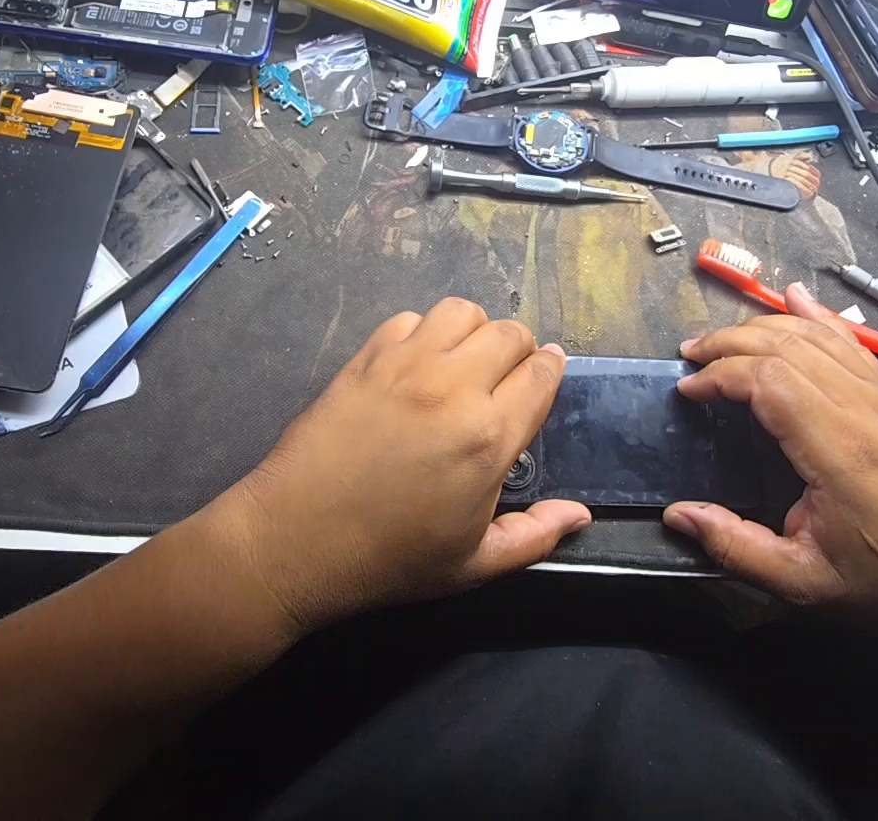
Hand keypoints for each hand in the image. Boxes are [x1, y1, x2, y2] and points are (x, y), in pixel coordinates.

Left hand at [213, 298, 590, 634]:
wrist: (296, 540)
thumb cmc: (390, 559)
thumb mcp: (473, 564)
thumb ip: (535, 535)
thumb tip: (580, 512)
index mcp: (489, 438)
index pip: (541, 373)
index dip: (550, 368)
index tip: (545, 373)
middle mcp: (454, 388)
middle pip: (508, 333)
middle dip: (518, 349)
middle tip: (503, 378)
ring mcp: (406, 365)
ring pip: (461, 312)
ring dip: (473, 331)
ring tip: (462, 362)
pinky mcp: (366, 357)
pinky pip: (409, 319)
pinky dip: (423, 333)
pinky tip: (415, 366)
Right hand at [664, 283, 877, 663]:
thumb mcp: (805, 583)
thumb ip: (735, 547)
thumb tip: (676, 514)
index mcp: (842, 452)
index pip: (770, 380)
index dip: (720, 375)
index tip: (687, 392)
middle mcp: (866, 412)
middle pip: (788, 347)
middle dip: (729, 342)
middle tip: (690, 357)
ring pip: (818, 337)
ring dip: (763, 328)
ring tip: (719, 341)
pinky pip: (853, 345)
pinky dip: (818, 318)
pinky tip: (796, 299)